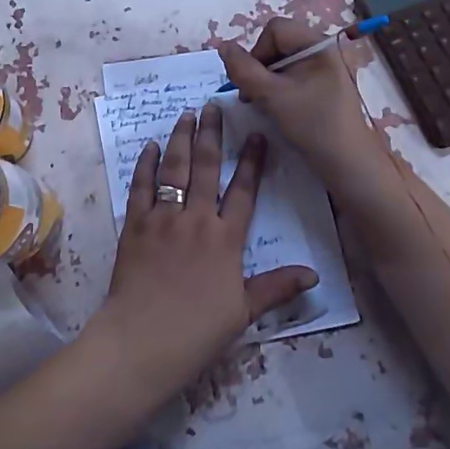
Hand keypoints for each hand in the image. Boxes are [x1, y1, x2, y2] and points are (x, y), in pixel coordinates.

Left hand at [88, 105, 314, 392]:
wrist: (141, 342)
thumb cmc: (196, 332)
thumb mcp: (243, 312)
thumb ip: (276, 288)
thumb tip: (314, 275)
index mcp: (226, 240)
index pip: (244, 192)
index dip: (253, 162)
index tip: (257, 135)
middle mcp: (196, 220)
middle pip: (207, 168)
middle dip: (213, 134)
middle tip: (215, 106)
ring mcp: (163, 219)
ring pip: (175, 169)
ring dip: (182, 139)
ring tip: (187, 114)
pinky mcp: (135, 225)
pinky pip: (141, 187)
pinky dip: (145, 164)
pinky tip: (150, 147)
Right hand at [218, 18, 388, 198]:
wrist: (347, 162)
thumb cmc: (311, 124)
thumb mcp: (271, 96)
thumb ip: (243, 70)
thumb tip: (223, 46)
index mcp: (318, 44)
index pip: (275, 30)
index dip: (257, 52)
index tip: (254, 82)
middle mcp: (324, 50)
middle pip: (279, 43)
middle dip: (260, 66)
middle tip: (253, 95)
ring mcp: (326, 68)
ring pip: (284, 60)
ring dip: (267, 79)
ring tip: (264, 103)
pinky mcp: (325, 84)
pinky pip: (295, 74)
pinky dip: (280, 87)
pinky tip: (278, 107)